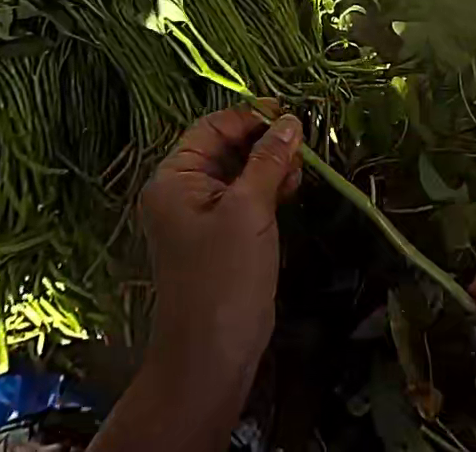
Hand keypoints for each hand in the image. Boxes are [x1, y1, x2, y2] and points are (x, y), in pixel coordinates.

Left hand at [142, 103, 302, 376]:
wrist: (211, 358)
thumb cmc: (224, 276)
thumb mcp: (249, 209)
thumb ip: (269, 159)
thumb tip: (290, 120)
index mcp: (175, 177)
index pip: (213, 126)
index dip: (251, 117)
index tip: (290, 117)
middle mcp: (184, 189)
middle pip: (228, 145)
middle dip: (265, 142)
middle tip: (300, 150)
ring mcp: (203, 213)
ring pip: (242, 169)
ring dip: (272, 164)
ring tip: (299, 172)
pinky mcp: (223, 232)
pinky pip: (247, 194)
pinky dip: (270, 186)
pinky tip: (293, 187)